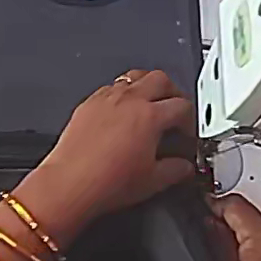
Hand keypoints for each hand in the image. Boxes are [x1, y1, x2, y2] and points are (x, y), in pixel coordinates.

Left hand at [15, 69, 195, 231]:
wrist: (69, 184)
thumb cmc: (105, 182)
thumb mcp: (152, 182)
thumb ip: (175, 170)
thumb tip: (183, 167)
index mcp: (150, 116)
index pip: (182, 106)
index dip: (190, 119)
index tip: (187, 131)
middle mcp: (129, 100)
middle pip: (161, 79)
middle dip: (174, 92)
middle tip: (176, 108)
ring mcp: (107, 98)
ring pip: (135, 76)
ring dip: (148, 85)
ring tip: (151, 102)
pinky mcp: (88, 103)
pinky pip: (111, 86)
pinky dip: (123, 93)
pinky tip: (122, 109)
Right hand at [211, 193, 260, 260]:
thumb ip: (215, 244)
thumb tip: (208, 222)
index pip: (232, 202)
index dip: (210, 205)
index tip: (198, 211)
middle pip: (247, 213)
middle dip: (227, 225)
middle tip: (210, 245)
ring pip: (260, 227)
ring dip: (244, 237)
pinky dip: (260, 248)